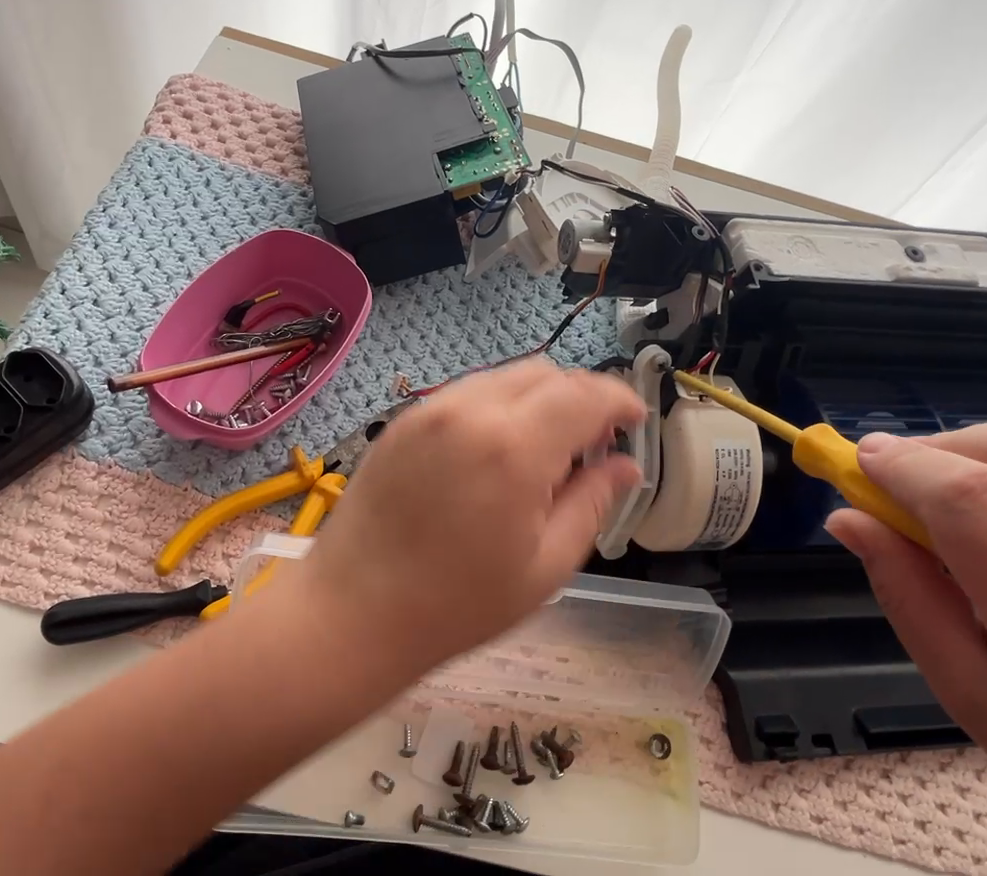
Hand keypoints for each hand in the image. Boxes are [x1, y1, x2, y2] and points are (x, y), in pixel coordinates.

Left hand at [294, 359, 643, 667]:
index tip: (635, 422)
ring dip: (539, 399)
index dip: (620, 400)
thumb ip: (591, 504)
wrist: (351, 613)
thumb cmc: (456, 605)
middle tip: (594, 443)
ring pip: (505, 377)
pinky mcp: (403, 420)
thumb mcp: (544, 566)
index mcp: (513, 447)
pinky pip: (466, 394)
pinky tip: (496, 453)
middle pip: (546, 373)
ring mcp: (430, 410)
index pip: (585, 394)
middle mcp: (471, 410)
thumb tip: (625, 466)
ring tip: (545, 451)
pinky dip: (498, 407)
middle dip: (581, 397)